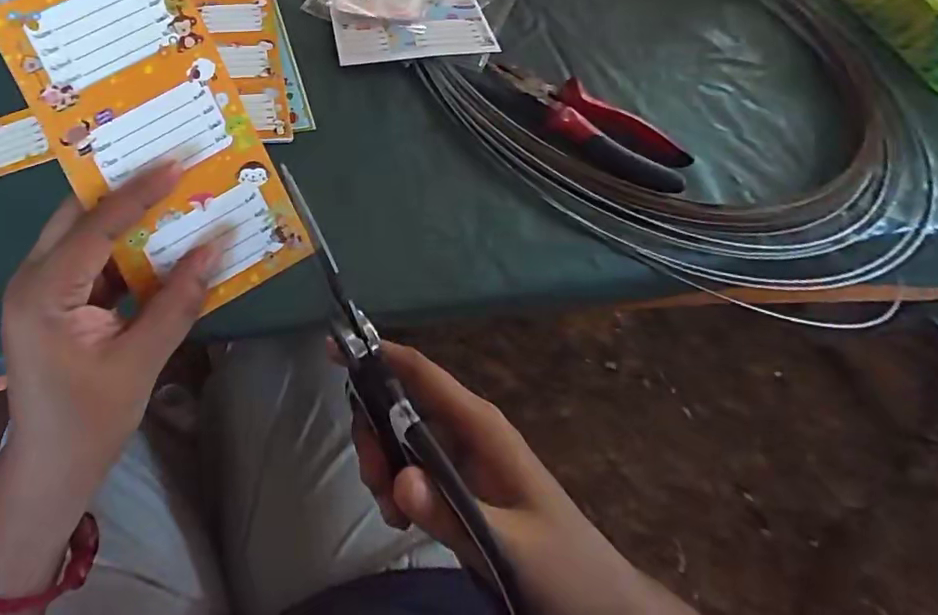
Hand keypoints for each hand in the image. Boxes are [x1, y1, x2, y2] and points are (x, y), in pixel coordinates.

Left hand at [0, 165, 217, 613]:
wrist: (48, 473)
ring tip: (169, 187)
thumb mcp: (139, 363)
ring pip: (85, 231)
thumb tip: (215, 247)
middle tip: (167, 160)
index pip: (94, 227)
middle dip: (124, 186)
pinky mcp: (58, 299)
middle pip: (78, 215)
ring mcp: (43, 288)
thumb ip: (176, 302)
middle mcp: (34, 279)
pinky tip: (161, 234)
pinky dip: (126, 243)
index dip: (138, 193)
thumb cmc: (88, 424)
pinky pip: (94, 256)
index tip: (174, 163)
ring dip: (126, 212)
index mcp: (42, 294)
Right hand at [346, 343, 696, 614]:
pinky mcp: (457, 482)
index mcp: (481, 426)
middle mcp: (466, 429)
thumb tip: (397, 479)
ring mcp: (461, 455)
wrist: (601, 604)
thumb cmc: (564, 567)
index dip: (380, 354)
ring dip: (383, 464)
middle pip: (401, 403)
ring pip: (400, 435)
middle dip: (375, 432)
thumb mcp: (506, 546)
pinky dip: (395, 484)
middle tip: (375, 481)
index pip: (423, 373)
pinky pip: (411, 465)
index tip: (336, 347)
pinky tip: (402, 518)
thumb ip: (448, 513)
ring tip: (392, 511)